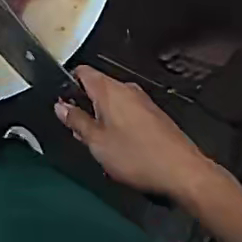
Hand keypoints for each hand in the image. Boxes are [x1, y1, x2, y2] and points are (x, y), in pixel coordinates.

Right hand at [54, 67, 222, 201]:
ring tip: (100, 145)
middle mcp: (126, 89)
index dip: (67, 84)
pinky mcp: (153, 114)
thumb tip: (61, 107)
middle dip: (85, 106)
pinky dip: (118, 123)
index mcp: (109, 90)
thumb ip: (76, 121)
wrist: (180, 170)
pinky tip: (120, 147)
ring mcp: (142, 100)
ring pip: (112, 101)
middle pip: (97, 87)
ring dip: (101, 118)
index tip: (61, 102)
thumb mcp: (96, 142)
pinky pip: (128, 111)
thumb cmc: (138, 156)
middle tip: (80, 132)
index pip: (81, 71)